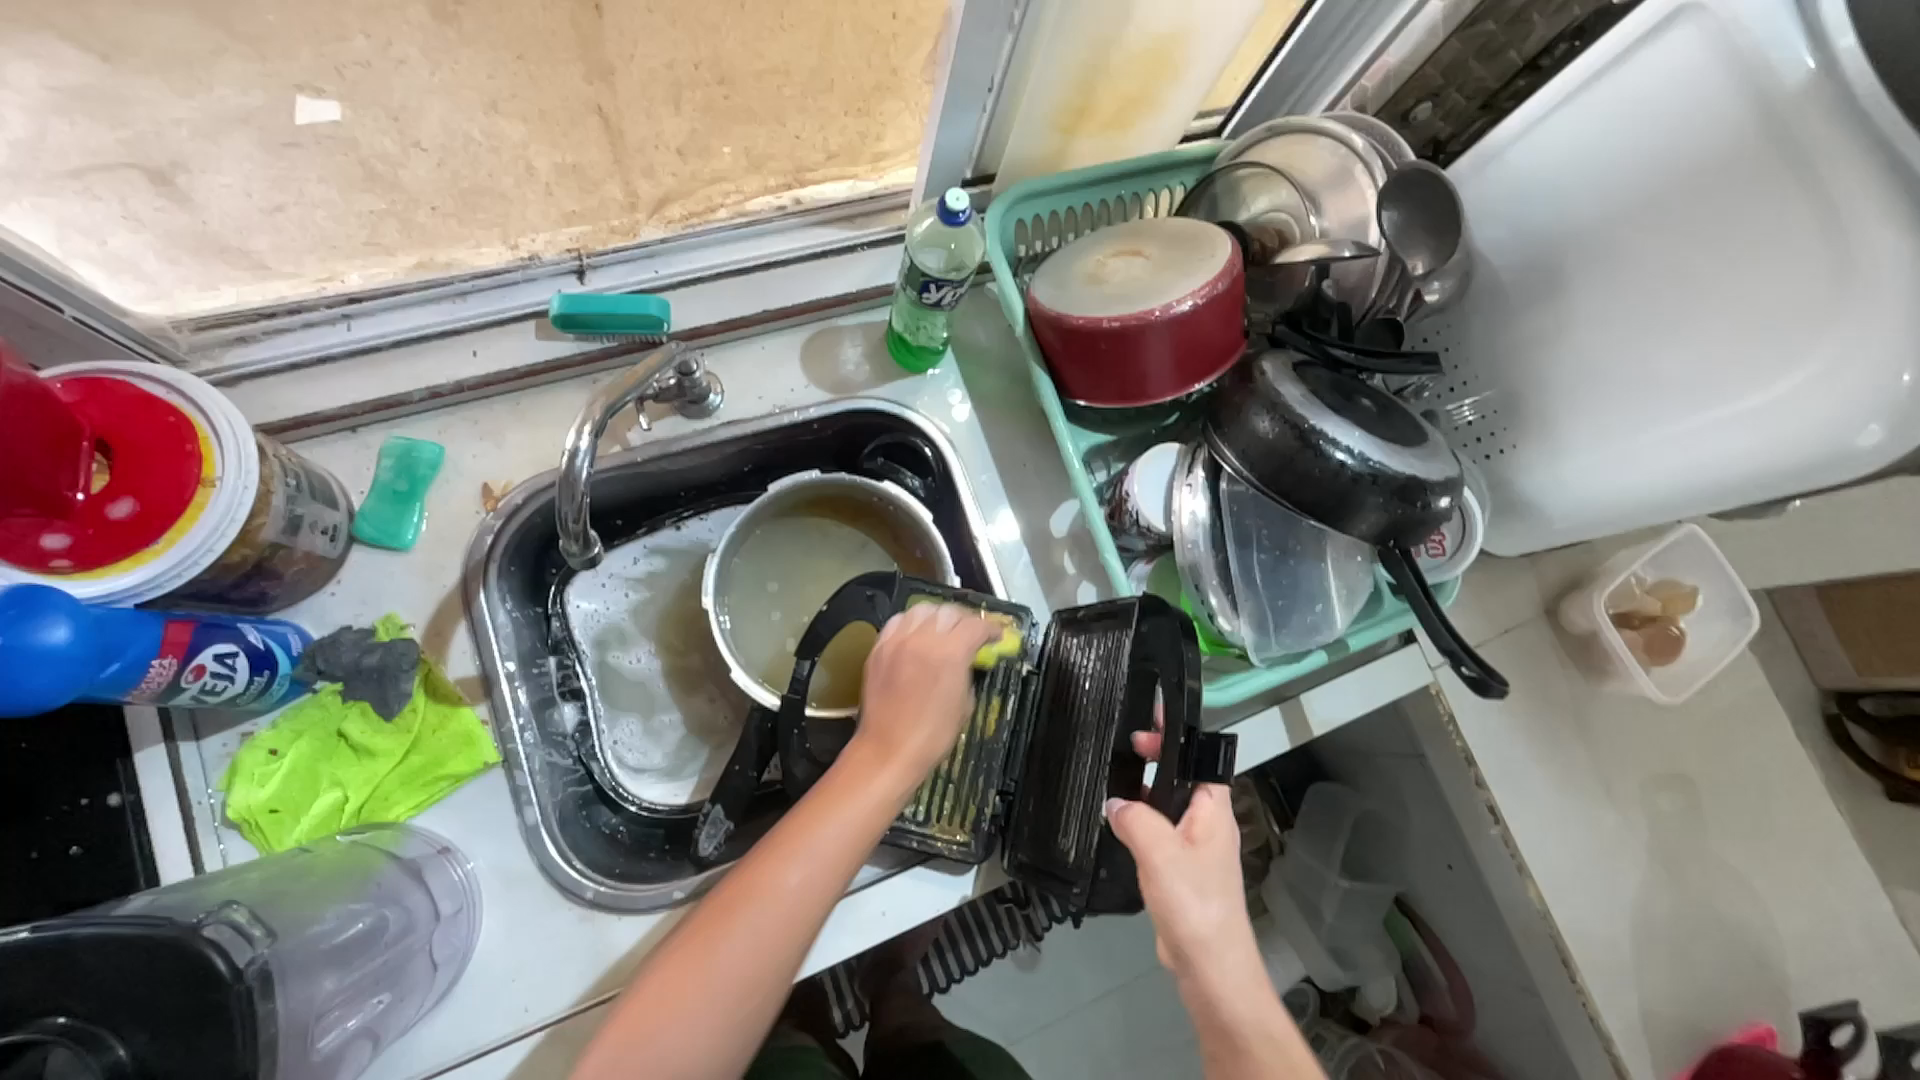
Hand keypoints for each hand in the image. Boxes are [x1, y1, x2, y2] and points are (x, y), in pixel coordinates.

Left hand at [848, 603, 998, 786]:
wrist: (890, 749)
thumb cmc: (933, 735)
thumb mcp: (965, 703)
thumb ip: (967, 672)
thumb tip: (966, 661)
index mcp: (950, 653)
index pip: (975, 626)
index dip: (991, 628)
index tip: (996, 636)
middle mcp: (922, 639)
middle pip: (948, 612)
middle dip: (965, 620)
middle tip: (971, 632)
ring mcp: (897, 641)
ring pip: (921, 610)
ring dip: (937, 616)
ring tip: (943, 628)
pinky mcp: (878, 648)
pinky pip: (897, 622)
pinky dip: (911, 623)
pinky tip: (916, 634)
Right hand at [1106, 721, 1256, 978]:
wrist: (1210, 968)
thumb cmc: (1194, 903)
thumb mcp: (1159, 851)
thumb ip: (1134, 818)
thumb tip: (1115, 804)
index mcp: (1214, 811)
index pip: (1201, 758)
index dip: (1178, 736)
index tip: (1150, 716)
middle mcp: (1208, 825)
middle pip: (1183, 779)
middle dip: (1157, 761)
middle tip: (1126, 748)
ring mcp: (1196, 851)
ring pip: (1168, 809)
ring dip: (1145, 796)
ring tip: (1113, 782)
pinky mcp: (1181, 875)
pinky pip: (1159, 837)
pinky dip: (1140, 826)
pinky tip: (1117, 829)